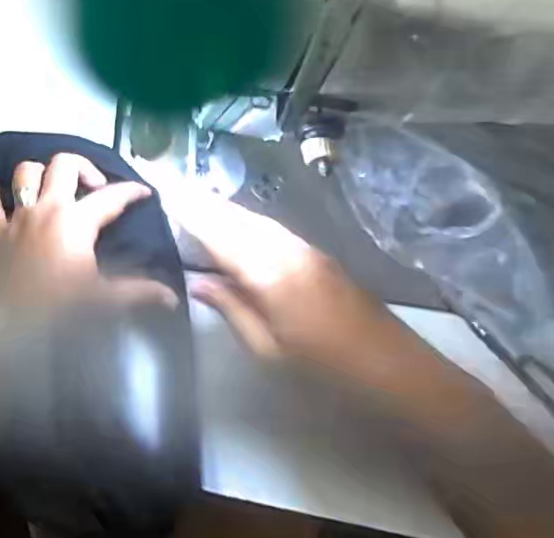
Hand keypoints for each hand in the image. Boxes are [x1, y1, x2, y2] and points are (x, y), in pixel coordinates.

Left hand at [0, 153, 177, 313]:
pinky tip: (5, 197)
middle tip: (94, 186)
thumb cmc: (56, 307)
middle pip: (64, 164)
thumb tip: (171, 297)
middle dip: (83, 167)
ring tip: (53, 187)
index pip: (112, 197)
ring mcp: (18, 216)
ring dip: (40, 173)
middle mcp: (48, 208)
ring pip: (26, 172)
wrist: (4, 325)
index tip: (144, 191)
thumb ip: (137, 292)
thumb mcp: (101, 298)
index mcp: (77, 220)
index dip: (132, 191)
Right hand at [172, 192, 422, 378]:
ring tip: (196, 199)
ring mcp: (301, 245)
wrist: (387, 362)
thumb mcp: (268, 347)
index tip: (166, 194)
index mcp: (267, 271)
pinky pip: (270, 226)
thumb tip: (197, 281)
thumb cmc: (322, 365)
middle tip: (174, 188)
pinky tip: (234, 222)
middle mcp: (283, 247)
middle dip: (205, 202)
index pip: (219, 234)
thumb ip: (231, 308)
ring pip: (254, 218)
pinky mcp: (313, 250)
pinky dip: (245, 219)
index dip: (191, 214)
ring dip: (224, 207)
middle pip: (236, 217)